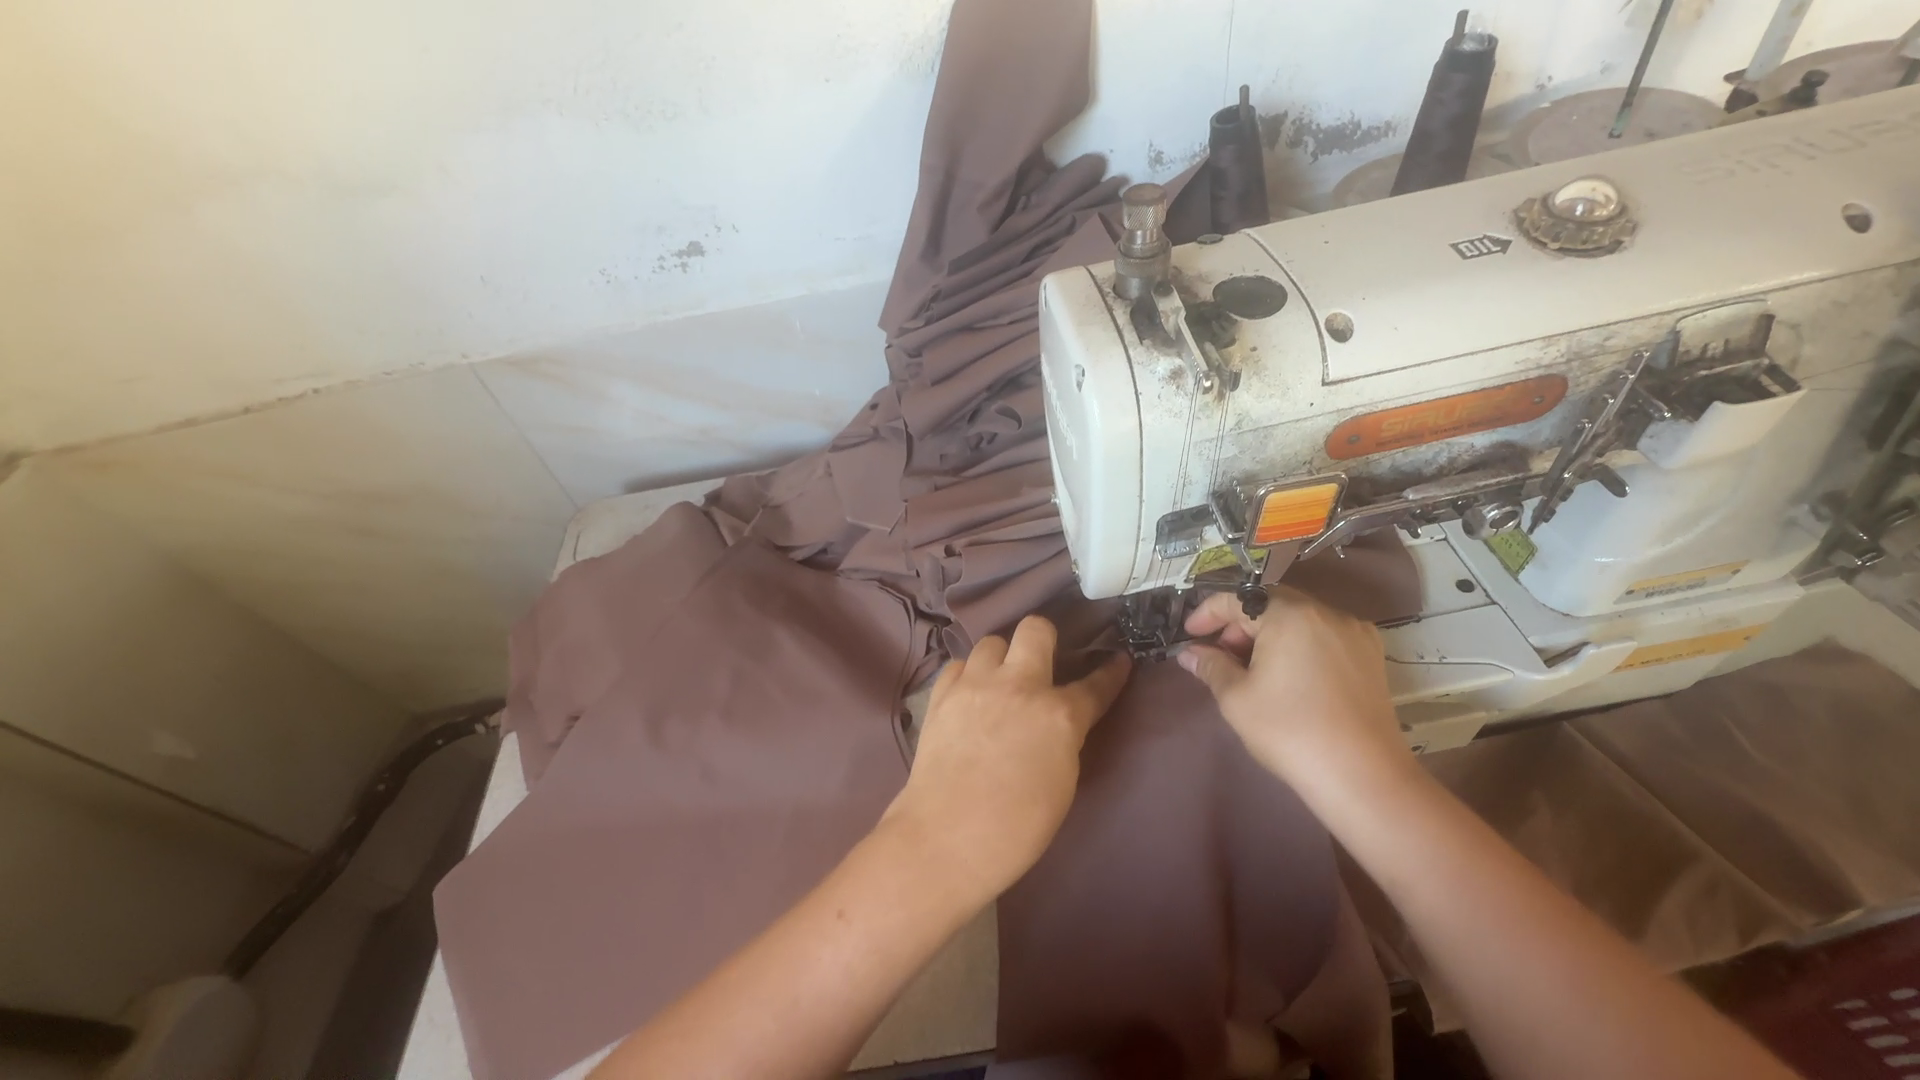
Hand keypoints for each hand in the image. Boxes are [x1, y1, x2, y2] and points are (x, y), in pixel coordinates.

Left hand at [885, 616, 1129, 899]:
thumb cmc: (1016, 827)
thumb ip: (1065, 738)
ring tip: (1001, 681)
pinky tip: (971, 696)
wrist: (945, 839)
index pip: (1095, 684)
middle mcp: (1018, 686)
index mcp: (1058, 714)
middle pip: (1035, 629)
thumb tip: (1061, 721)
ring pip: (992, 642)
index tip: (1117, 661)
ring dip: (1002, 658)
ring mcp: (974, 685)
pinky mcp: (941, 695)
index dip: (1111, 672)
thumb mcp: (1062, 782)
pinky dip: (969, 675)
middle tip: (1045, 661)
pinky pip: (959, 666)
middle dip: (1046, 638)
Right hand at [1176, 586, 1408, 791]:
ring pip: (1300, 620)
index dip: (1208, 613)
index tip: (1190, 635)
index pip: (1238, 599)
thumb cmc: (1289, 731)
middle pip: (1272, 604)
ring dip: (1270, 635)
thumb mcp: (1237, 698)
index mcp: (1289, 616)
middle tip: (1221, 655)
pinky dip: (1299, 645)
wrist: (1361, 774)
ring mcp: (1354, 633)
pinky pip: (1324, 636)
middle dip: (1241, 625)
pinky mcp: (1371, 656)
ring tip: (1253, 669)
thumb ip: (1211, 667)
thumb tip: (1190, 653)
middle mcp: (1326, 613)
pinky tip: (1290, 677)